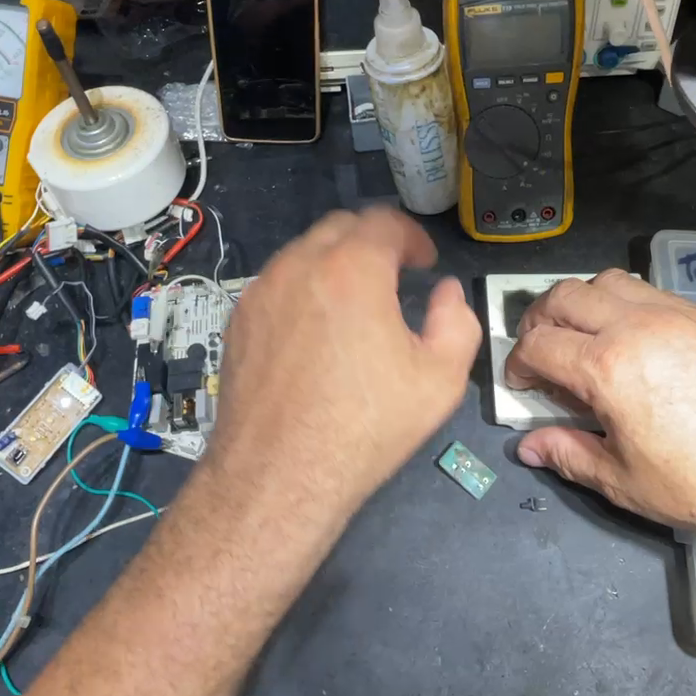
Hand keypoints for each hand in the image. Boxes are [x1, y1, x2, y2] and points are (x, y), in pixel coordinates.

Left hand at [202, 207, 481, 519]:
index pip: (385, 221)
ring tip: (355, 305)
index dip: (413, 237)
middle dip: (373, 242)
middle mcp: (299, 265)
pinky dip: (303, 288)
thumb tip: (446, 292)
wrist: (278, 474)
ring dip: (335, 263)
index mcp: (352, 269)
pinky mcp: (239, 319)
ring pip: (304, 252)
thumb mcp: (439, 379)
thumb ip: (457, 321)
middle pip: (341, 227)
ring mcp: (262, 290)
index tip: (424, 265)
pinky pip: (277, 283)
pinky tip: (315, 331)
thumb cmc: (365, 426)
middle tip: (395, 278)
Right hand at [507, 271, 695, 552]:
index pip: (537, 345)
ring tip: (584, 338)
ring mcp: (674, 312)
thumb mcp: (625, 481)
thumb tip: (527, 447)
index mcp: (607, 366)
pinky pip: (646, 289)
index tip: (521, 386)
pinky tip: (634, 341)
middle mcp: (635, 324)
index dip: (517, 365)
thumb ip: (568, 455)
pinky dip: (621, 303)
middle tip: (540, 354)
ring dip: (579, 303)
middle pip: (562, 297)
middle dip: (537, 321)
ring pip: (605, 281)